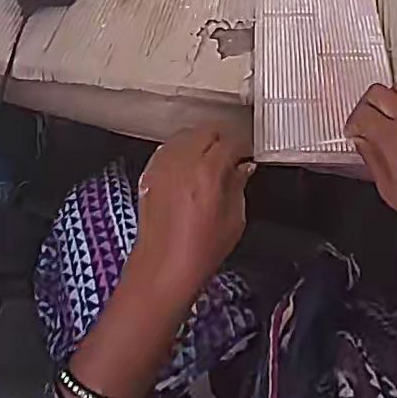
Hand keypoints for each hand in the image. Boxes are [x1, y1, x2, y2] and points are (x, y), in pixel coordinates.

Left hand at [131, 126, 253, 293]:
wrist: (163, 267)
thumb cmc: (199, 251)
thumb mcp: (234, 220)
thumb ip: (238, 185)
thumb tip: (242, 169)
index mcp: (207, 172)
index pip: (230, 142)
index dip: (243, 146)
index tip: (247, 154)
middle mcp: (181, 163)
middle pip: (206, 130)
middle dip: (222, 138)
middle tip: (231, 153)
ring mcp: (162, 166)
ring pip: (184, 135)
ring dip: (200, 141)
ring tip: (210, 158)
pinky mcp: (148, 174)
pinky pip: (167, 149)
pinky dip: (180, 150)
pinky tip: (188, 166)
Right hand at [345, 82, 396, 247]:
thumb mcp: (388, 189)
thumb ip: (372, 158)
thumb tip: (362, 143)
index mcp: (392, 137)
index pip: (362, 113)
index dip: (353, 123)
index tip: (355, 133)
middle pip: (378, 93)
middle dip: (366, 105)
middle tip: (366, 119)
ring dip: (392, 97)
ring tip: (389, 112)